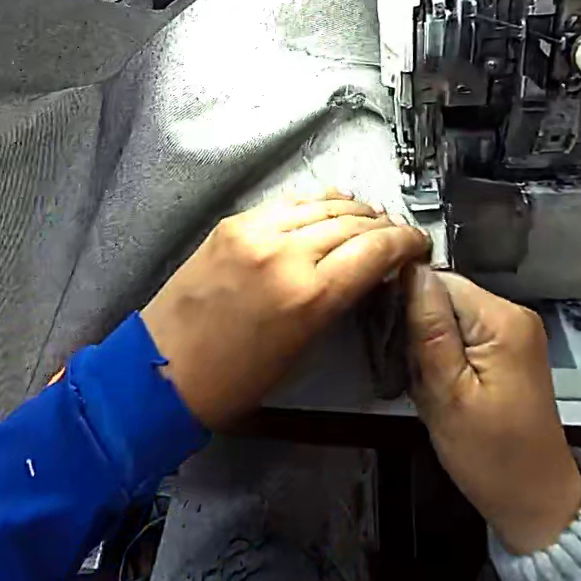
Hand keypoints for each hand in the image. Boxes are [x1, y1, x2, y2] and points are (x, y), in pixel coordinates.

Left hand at [142, 190, 429, 427]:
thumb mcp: (304, 346)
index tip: (419, 244)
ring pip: (323, 205)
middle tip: (397, 234)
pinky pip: (288, 202)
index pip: (375, 250)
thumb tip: (367, 271)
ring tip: (371, 216)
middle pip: (353, 223)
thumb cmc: (237, 379)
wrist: (162, 372)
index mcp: (309, 294)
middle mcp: (286, 252)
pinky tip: (332, 203)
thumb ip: (340, 300)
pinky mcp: (234, 224)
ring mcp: (257, 232)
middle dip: (384, 226)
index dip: (406, 242)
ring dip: (354, 209)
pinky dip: (318, 202)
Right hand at [405, 267, 580, 553]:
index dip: (408, 305)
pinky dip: (447, 355)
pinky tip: (446, 386)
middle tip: (419, 374)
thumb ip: (429, 329)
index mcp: (502, 319)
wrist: (535, 498)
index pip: (439, 280)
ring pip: (450, 314)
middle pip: (446, 295)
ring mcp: (515, 329)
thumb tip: (412, 271)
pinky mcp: (510, 347)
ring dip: (432, 345)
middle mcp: (514, 313)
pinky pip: (465, 332)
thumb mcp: (447, 394)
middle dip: (420, 328)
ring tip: (432, 385)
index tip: (399, 344)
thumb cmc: (490, 456)